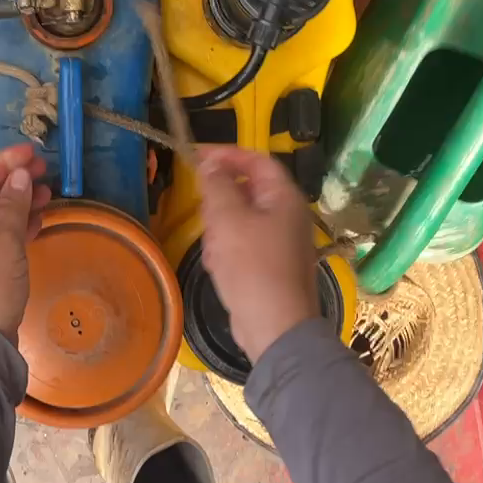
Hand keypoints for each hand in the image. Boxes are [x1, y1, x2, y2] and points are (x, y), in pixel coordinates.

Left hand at [0, 143, 51, 340]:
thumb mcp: (3, 238)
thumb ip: (12, 203)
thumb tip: (18, 176)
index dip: (4, 160)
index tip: (31, 151)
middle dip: (13, 180)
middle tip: (43, 169)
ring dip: (19, 202)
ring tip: (47, 193)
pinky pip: (0, 237)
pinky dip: (18, 226)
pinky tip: (39, 220)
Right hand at [195, 145, 319, 365]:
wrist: (275, 328)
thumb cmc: (253, 267)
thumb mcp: (228, 218)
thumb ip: (216, 185)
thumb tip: (210, 162)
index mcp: (284, 198)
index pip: (256, 160)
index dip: (226, 154)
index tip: (196, 157)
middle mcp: (286, 216)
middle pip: (245, 190)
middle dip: (219, 201)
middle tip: (203, 213)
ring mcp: (279, 242)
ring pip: (238, 218)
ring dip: (219, 229)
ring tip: (213, 248)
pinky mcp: (268, 265)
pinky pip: (240, 244)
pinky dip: (225, 249)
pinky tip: (218, 266)